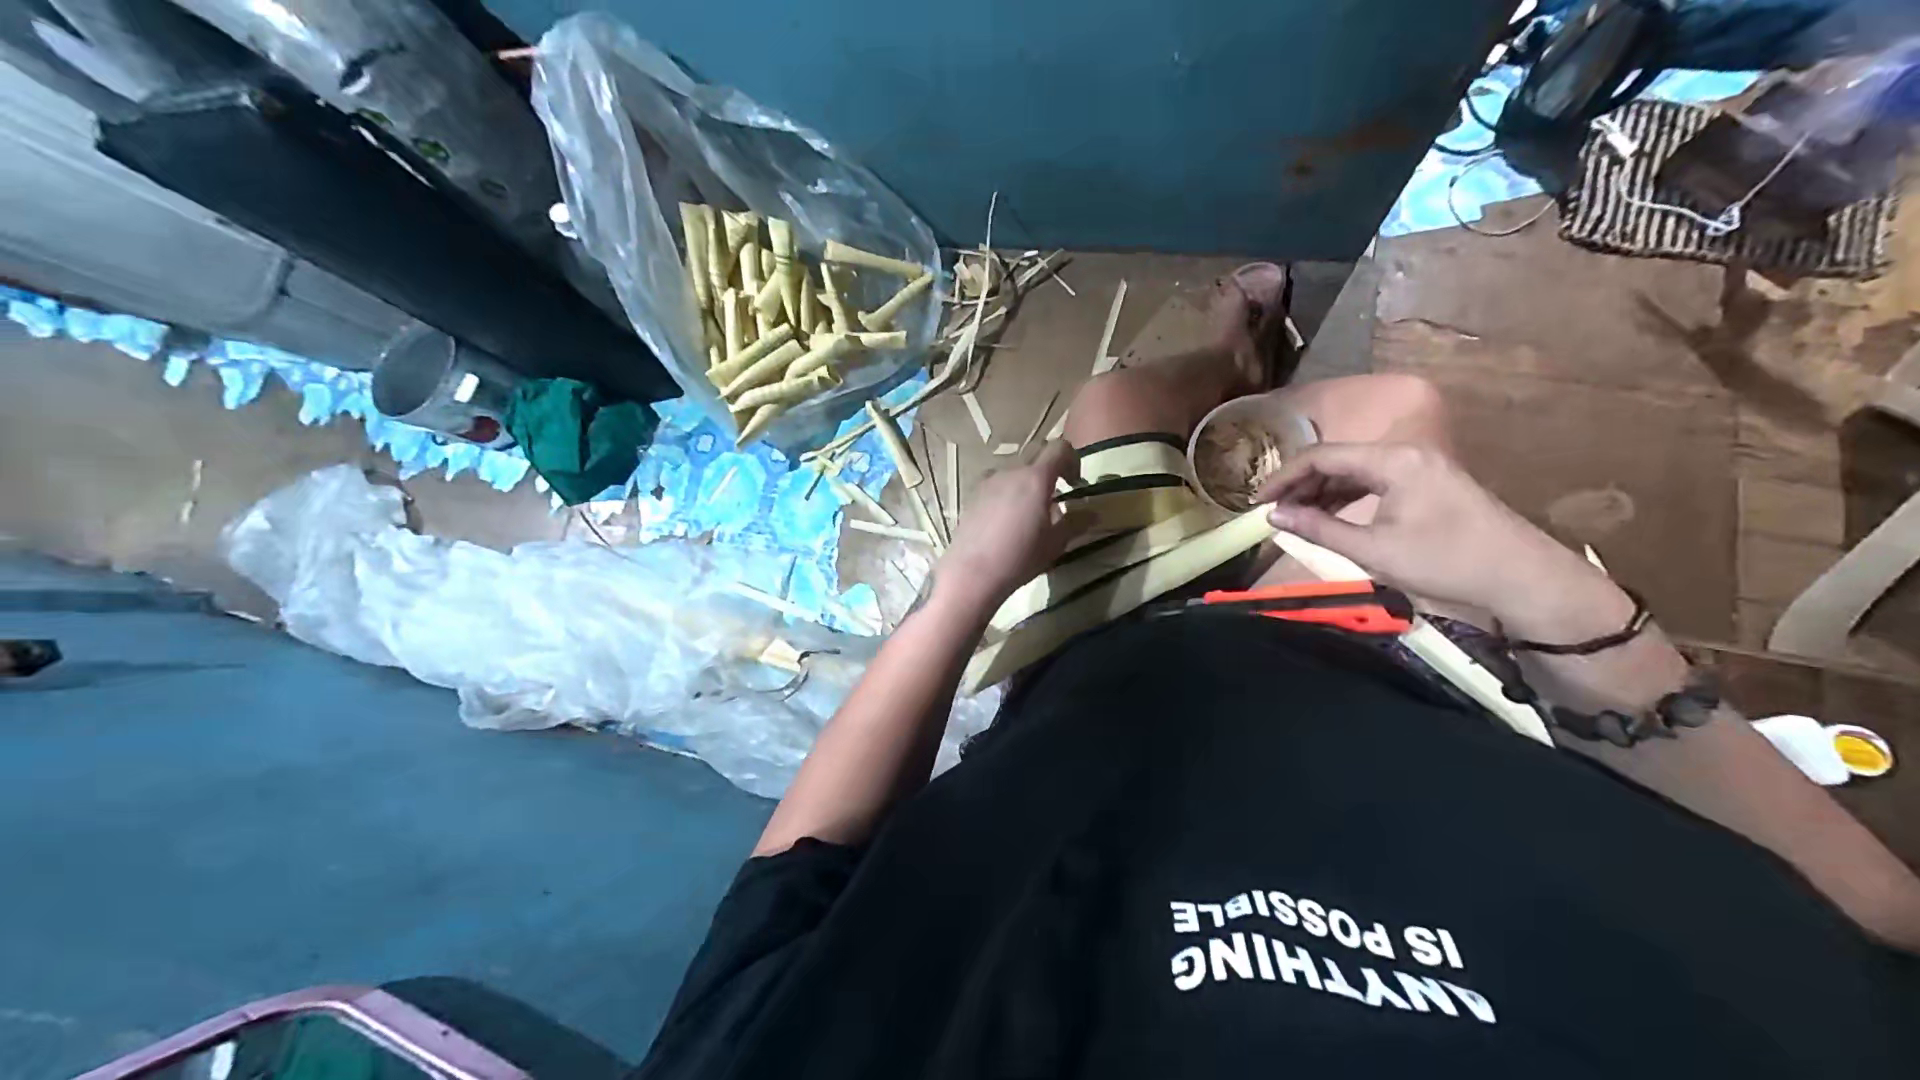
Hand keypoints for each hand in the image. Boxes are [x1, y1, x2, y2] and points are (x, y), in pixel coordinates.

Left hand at [935, 441, 1084, 615]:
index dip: (1072, 460)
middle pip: (1035, 460)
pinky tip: (1004, 523)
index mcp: (1036, 478)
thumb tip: (1093, 514)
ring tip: (1027, 516)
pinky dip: (1006, 495)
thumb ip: (1075, 523)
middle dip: (1048, 476)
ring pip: (1014, 474)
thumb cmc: (1020, 557)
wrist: (972, 573)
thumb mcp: (1055, 543)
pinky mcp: (972, 495)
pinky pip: (996, 486)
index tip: (1074, 485)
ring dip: (1026, 486)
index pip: (1059, 448)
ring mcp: (987, 482)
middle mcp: (1010, 472)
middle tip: (1052, 504)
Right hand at [1256, 443, 1630, 641]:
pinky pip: (1374, 479)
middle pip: (1337, 458)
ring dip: (1321, 490)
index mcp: (1393, 460)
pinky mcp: (1428, 481)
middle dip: (1300, 483)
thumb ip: (1319, 529)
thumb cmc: (1446, 562)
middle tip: (1272, 512)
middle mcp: (1405, 452)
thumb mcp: (1374, 550)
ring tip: (1295, 516)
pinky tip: (1329, 515)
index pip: (1322, 456)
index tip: (1256, 502)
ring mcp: (1420, 465)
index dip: (1283, 477)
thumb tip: (1273, 517)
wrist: (1523, 578)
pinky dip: (1346, 495)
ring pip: (1354, 469)